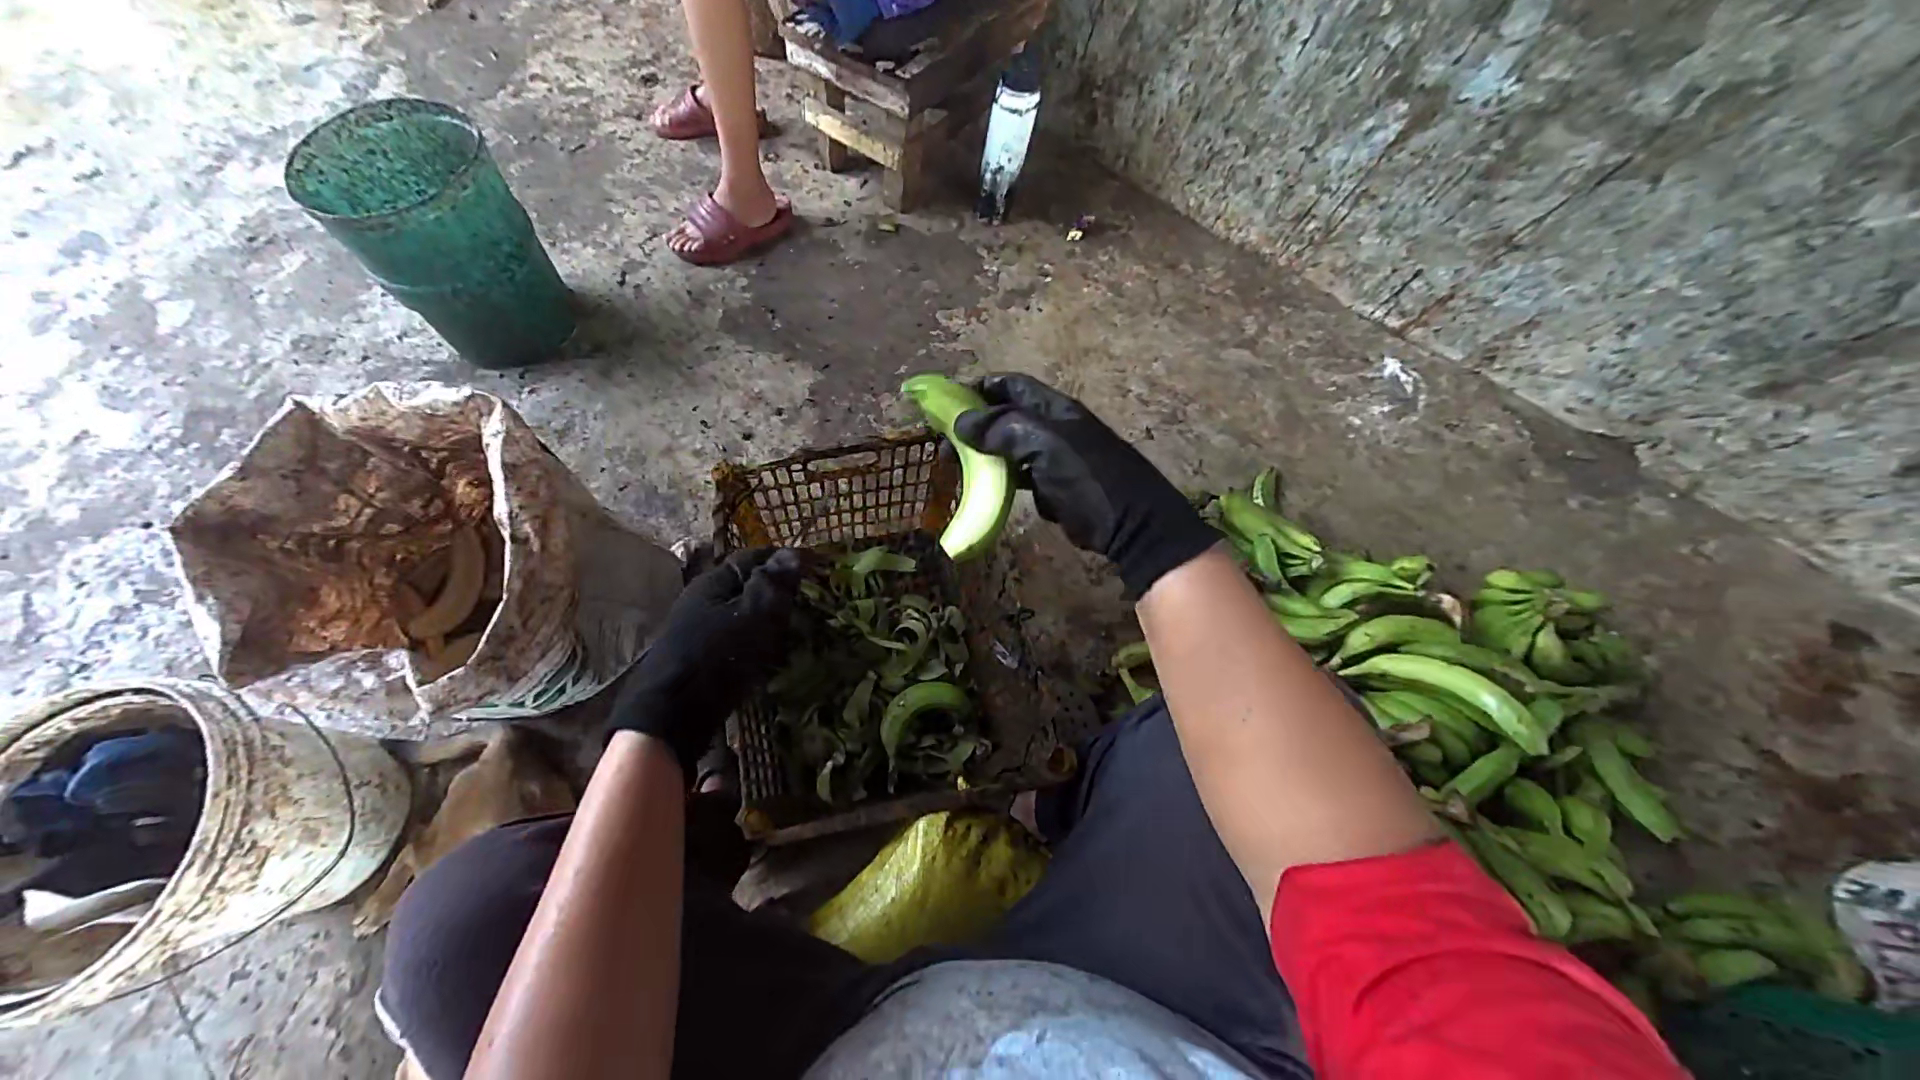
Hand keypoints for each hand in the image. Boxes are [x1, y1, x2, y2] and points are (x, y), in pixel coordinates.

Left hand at [610, 547, 802, 775]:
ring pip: (744, 616)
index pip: (755, 557)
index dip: (786, 559)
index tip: (817, 567)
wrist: (674, 715)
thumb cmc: (718, 656)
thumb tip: (793, 553)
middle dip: (780, 591)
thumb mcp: (755, 613)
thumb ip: (774, 583)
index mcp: (714, 582)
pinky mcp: (703, 661)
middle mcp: (704, 601)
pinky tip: (776, 656)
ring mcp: (701, 632)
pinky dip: (761, 643)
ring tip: (802, 629)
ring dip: (771, 619)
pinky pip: (740, 642)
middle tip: (814, 600)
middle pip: (748, 587)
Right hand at [953, 374, 1218, 598]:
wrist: (1129, 524)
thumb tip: (962, 423)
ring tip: (957, 468)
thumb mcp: (1044, 445)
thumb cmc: (1089, 478)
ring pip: (1010, 449)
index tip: (949, 404)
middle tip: (946, 446)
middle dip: (976, 427)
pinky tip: (988, 491)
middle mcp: (1053, 428)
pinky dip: (1003, 481)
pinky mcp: (1054, 487)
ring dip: (985, 456)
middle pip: (1006, 417)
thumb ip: (1003, 429)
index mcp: (1053, 409)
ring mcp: (1054, 458)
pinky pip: (1021, 477)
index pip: (1011, 386)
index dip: (980, 389)